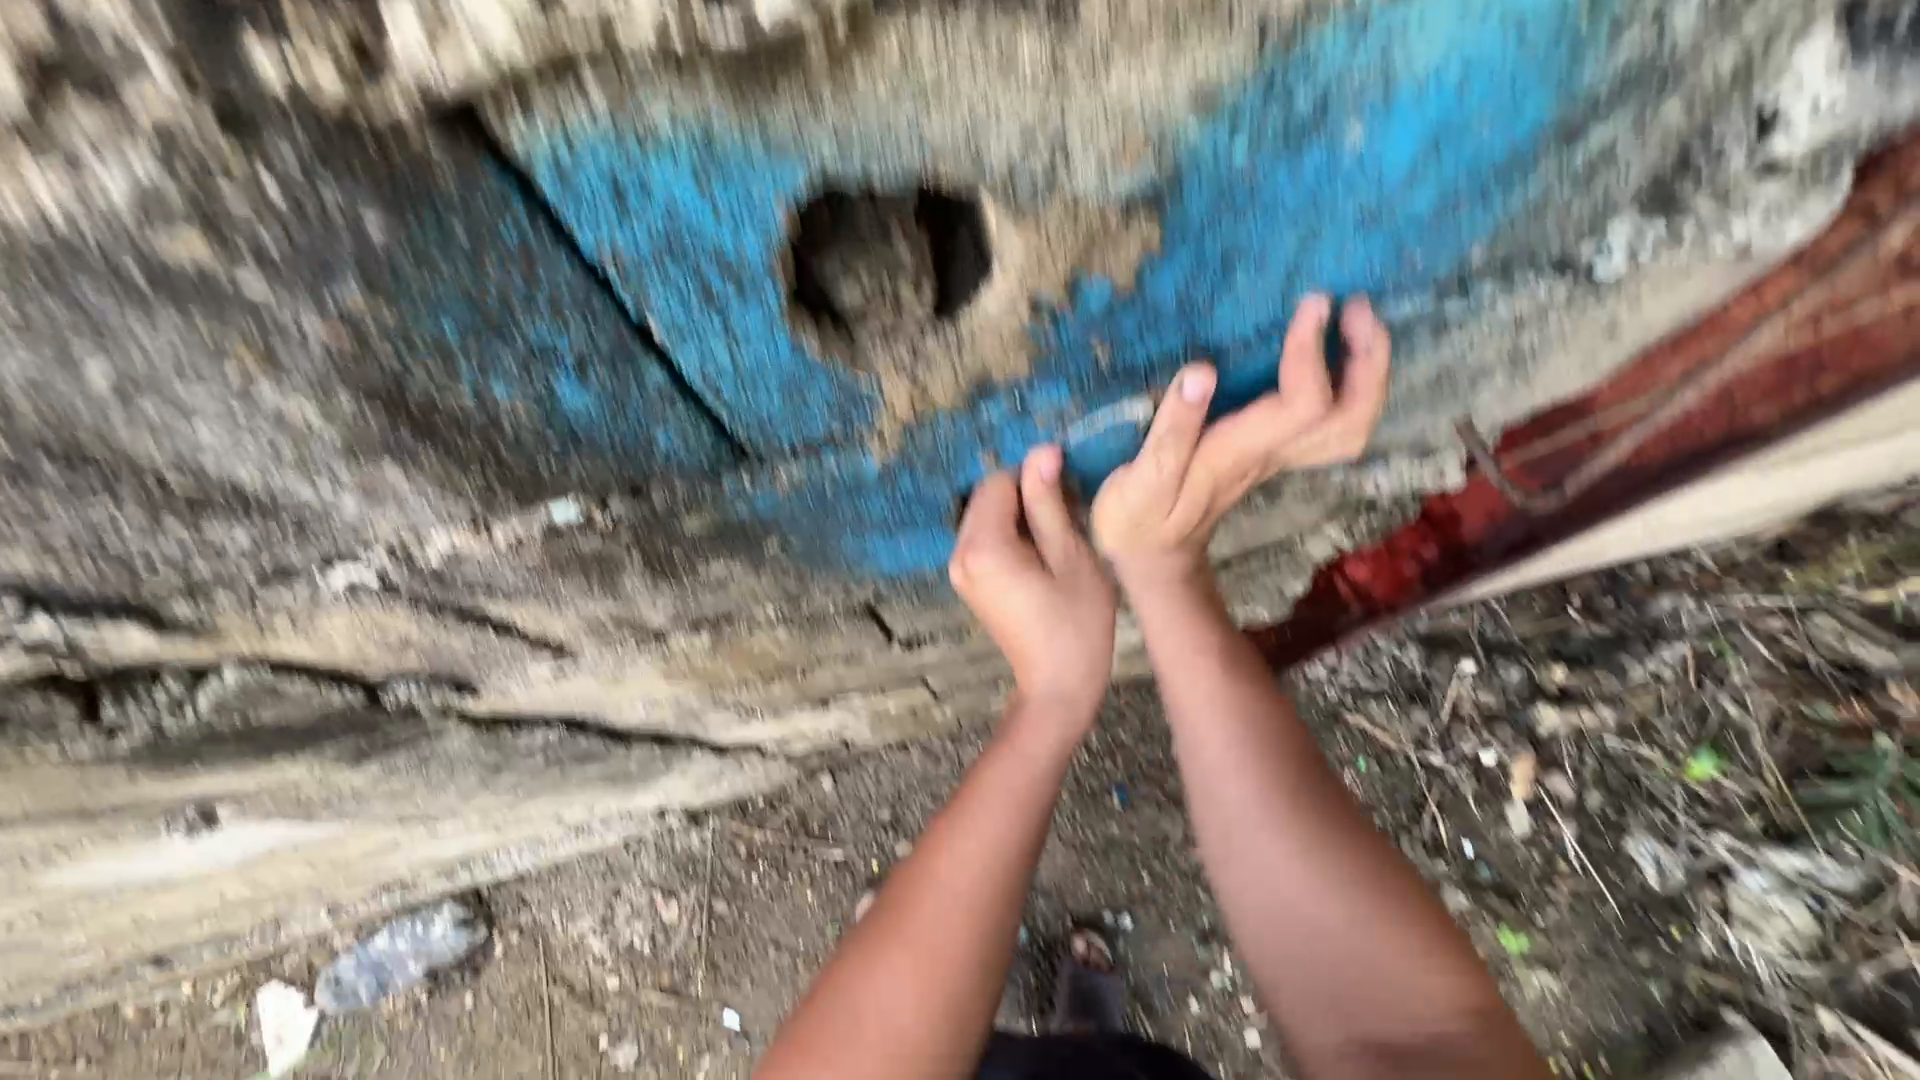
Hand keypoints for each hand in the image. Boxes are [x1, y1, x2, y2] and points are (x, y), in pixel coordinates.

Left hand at [949, 445, 1117, 724]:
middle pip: (988, 496)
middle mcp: (959, 554)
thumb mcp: (1071, 556)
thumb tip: (1042, 451)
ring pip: (987, 516)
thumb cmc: (1076, 624)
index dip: (1035, 478)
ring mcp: (959, 570)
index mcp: (982, 546)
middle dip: (1026, 496)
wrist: (1057, 687)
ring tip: (1057, 541)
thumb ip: (1049, 502)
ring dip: (1021, 516)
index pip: (999, 481)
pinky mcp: (968, 582)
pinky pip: (985, 539)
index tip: (1069, 496)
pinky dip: (1011, 535)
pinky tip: (1042, 556)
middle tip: (1067, 519)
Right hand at [1091, 293, 1390, 588]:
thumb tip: (1200, 372)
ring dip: (1367, 372)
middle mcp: (1271, 456)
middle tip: (1355, 306)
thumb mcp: (1139, 482)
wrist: (1155, 558)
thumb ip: (1169, 431)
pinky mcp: (1275, 456)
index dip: (1312, 351)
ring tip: (1355, 321)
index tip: (1311, 304)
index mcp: (1238, 455)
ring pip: (1351, 425)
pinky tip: (1337, 355)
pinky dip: (1351, 387)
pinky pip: (1334, 424)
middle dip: (1366, 359)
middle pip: (1350, 418)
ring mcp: (1278, 459)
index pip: (1301, 404)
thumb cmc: (1139, 519)